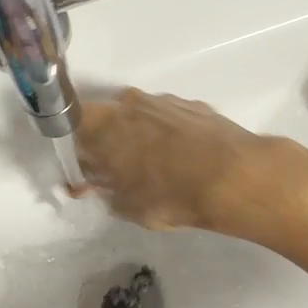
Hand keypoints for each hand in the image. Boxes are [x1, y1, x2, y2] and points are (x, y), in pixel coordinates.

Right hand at [72, 88, 276, 230]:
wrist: (235, 177)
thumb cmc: (169, 195)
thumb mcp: (127, 206)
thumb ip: (106, 192)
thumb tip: (98, 185)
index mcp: (103, 124)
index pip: (72, 125)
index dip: (77, 147)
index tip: (87, 168)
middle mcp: (130, 102)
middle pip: (109, 117)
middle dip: (110, 141)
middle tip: (120, 170)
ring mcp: (164, 100)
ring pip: (142, 116)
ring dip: (142, 136)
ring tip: (157, 168)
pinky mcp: (194, 105)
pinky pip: (170, 119)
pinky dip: (171, 135)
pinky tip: (184, 160)